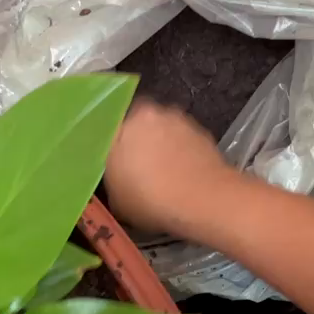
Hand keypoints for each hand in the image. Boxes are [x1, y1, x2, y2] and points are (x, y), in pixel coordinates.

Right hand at [104, 102, 239, 236]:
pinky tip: (181, 174)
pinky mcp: (201, 130)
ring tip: (161, 173)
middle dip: (136, 140)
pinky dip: (180, 152)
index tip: (112, 162)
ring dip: (161, 145)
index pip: (109, 127)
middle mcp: (149, 112)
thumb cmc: (151, 199)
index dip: (111, 145)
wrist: (204, 201)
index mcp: (123, 124)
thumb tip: (116, 173)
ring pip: (162, 130)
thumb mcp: (116, 198)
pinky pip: (182, 139)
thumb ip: (112, 177)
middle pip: (137, 124)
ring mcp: (178, 118)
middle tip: (135, 167)